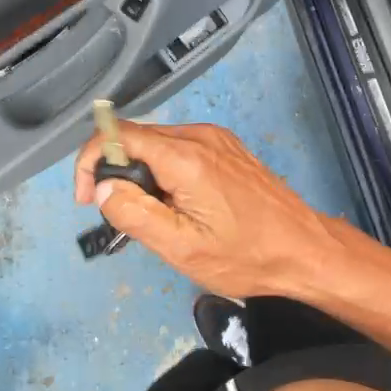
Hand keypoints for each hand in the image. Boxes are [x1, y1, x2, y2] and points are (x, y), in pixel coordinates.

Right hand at [74, 120, 344, 298]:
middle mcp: (200, 135)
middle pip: (137, 139)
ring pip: (158, 145)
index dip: (91, 161)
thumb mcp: (182, 247)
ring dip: (143, 175)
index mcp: (185, 156)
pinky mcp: (227, 147)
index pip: (119, 135)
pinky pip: (180, 150)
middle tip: (125, 218)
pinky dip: (165, 172)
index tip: (87, 199)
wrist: (304, 249)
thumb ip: (135, 214)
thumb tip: (101, 188)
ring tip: (157, 218)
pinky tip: (180, 206)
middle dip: (118, 174)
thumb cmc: (244, 255)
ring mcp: (216, 138)